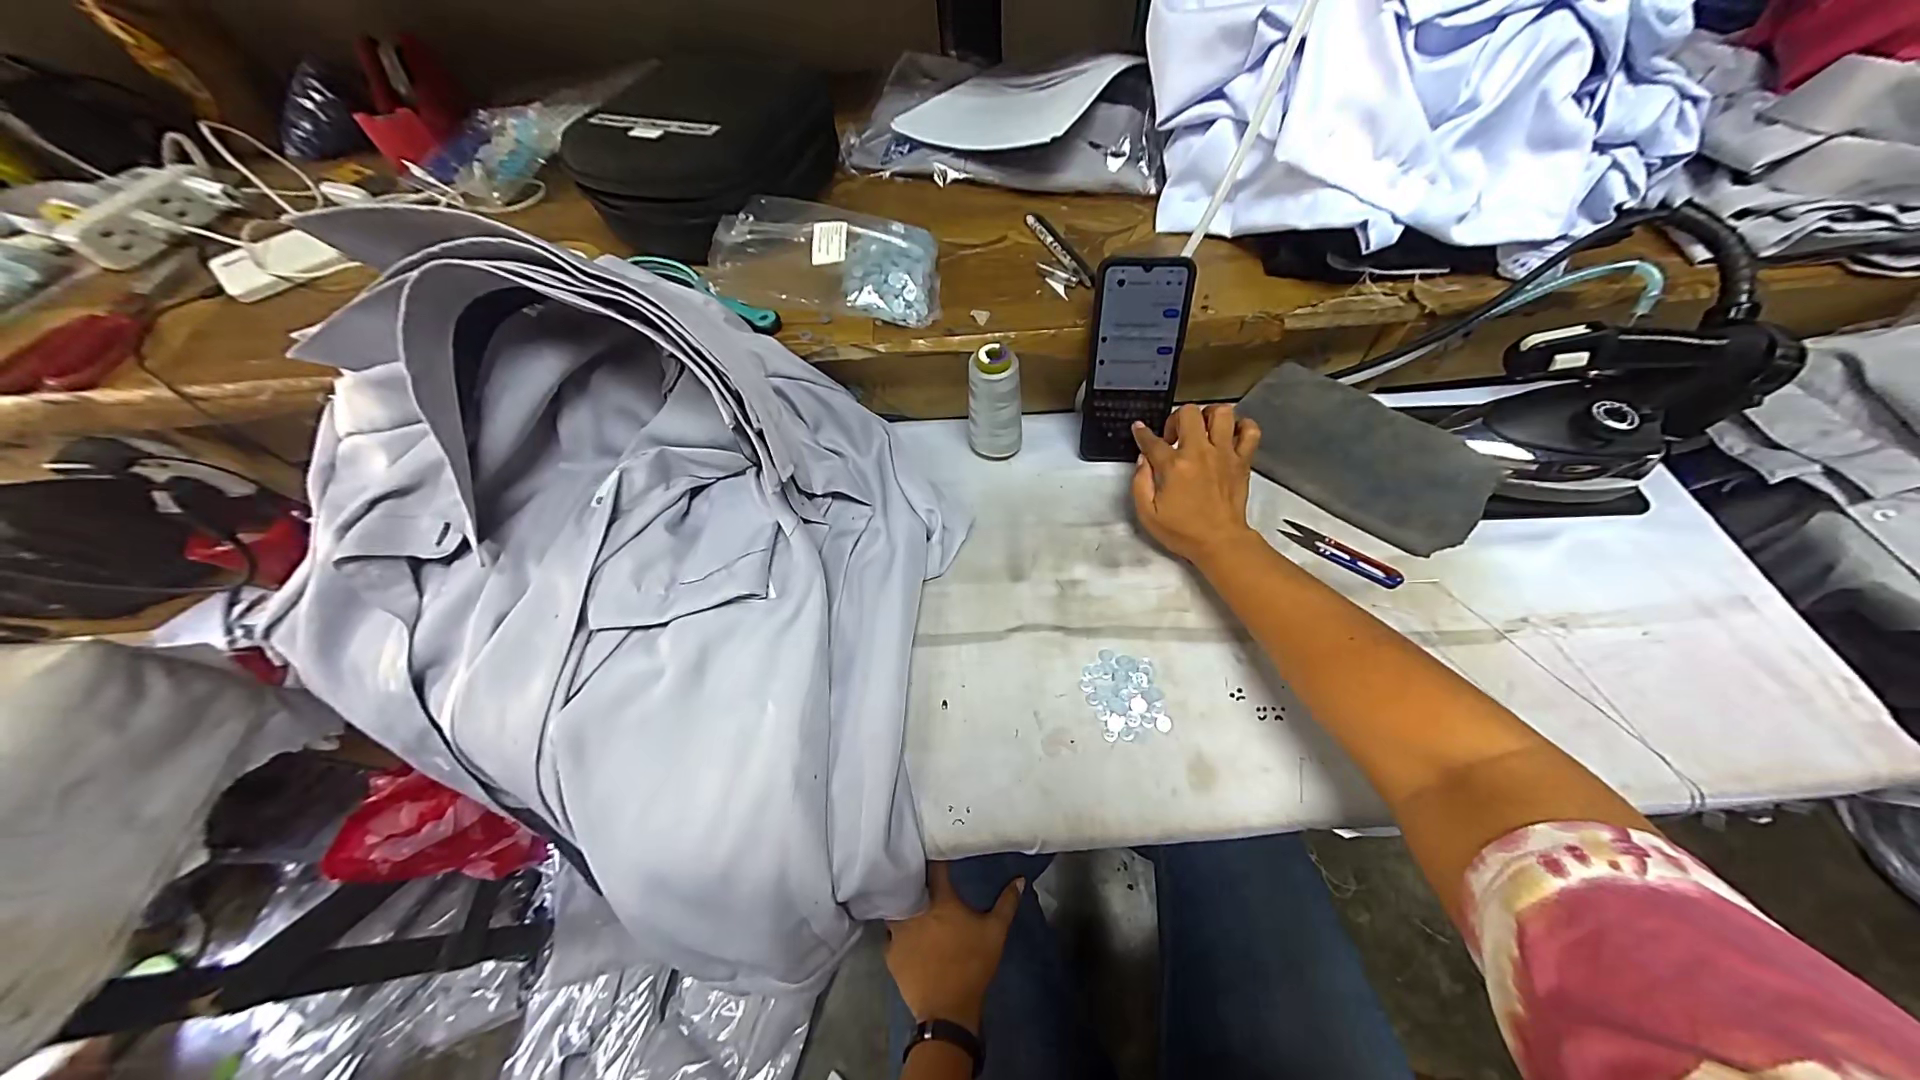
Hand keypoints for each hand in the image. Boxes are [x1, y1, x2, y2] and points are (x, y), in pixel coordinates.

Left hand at [884, 863, 1024, 1033]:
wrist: (947, 1009)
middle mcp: (915, 910)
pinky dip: (894, 932)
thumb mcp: (995, 932)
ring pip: (895, 908)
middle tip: (919, 874)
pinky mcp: (890, 954)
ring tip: (907, 901)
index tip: (934, 849)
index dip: (935, 858)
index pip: (935, 869)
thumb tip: (1020, 879)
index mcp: (940, 901)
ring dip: (901, 904)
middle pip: (909, 885)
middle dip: (913, 878)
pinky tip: (900, 933)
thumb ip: (1007, 903)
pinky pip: (889, 935)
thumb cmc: (973, 965)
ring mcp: (898, 932)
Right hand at [1132, 403, 1261, 565]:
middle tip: (1174, 435)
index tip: (1139, 430)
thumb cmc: (1183, 531)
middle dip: (1176, 418)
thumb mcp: (1147, 513)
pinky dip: (1242, 426)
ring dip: (1208, 416)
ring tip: (1202, 430)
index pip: (1153, 440)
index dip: (1142, 433)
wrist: (1220, 542)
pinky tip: (1229, 435)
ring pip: (1221, 413)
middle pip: (1189, 413)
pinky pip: (1250, 431)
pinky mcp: (1242, 461)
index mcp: (1174, 466)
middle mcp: (1200, 453)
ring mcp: (1224, 455)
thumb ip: (1140, 482)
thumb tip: (1143, 460)